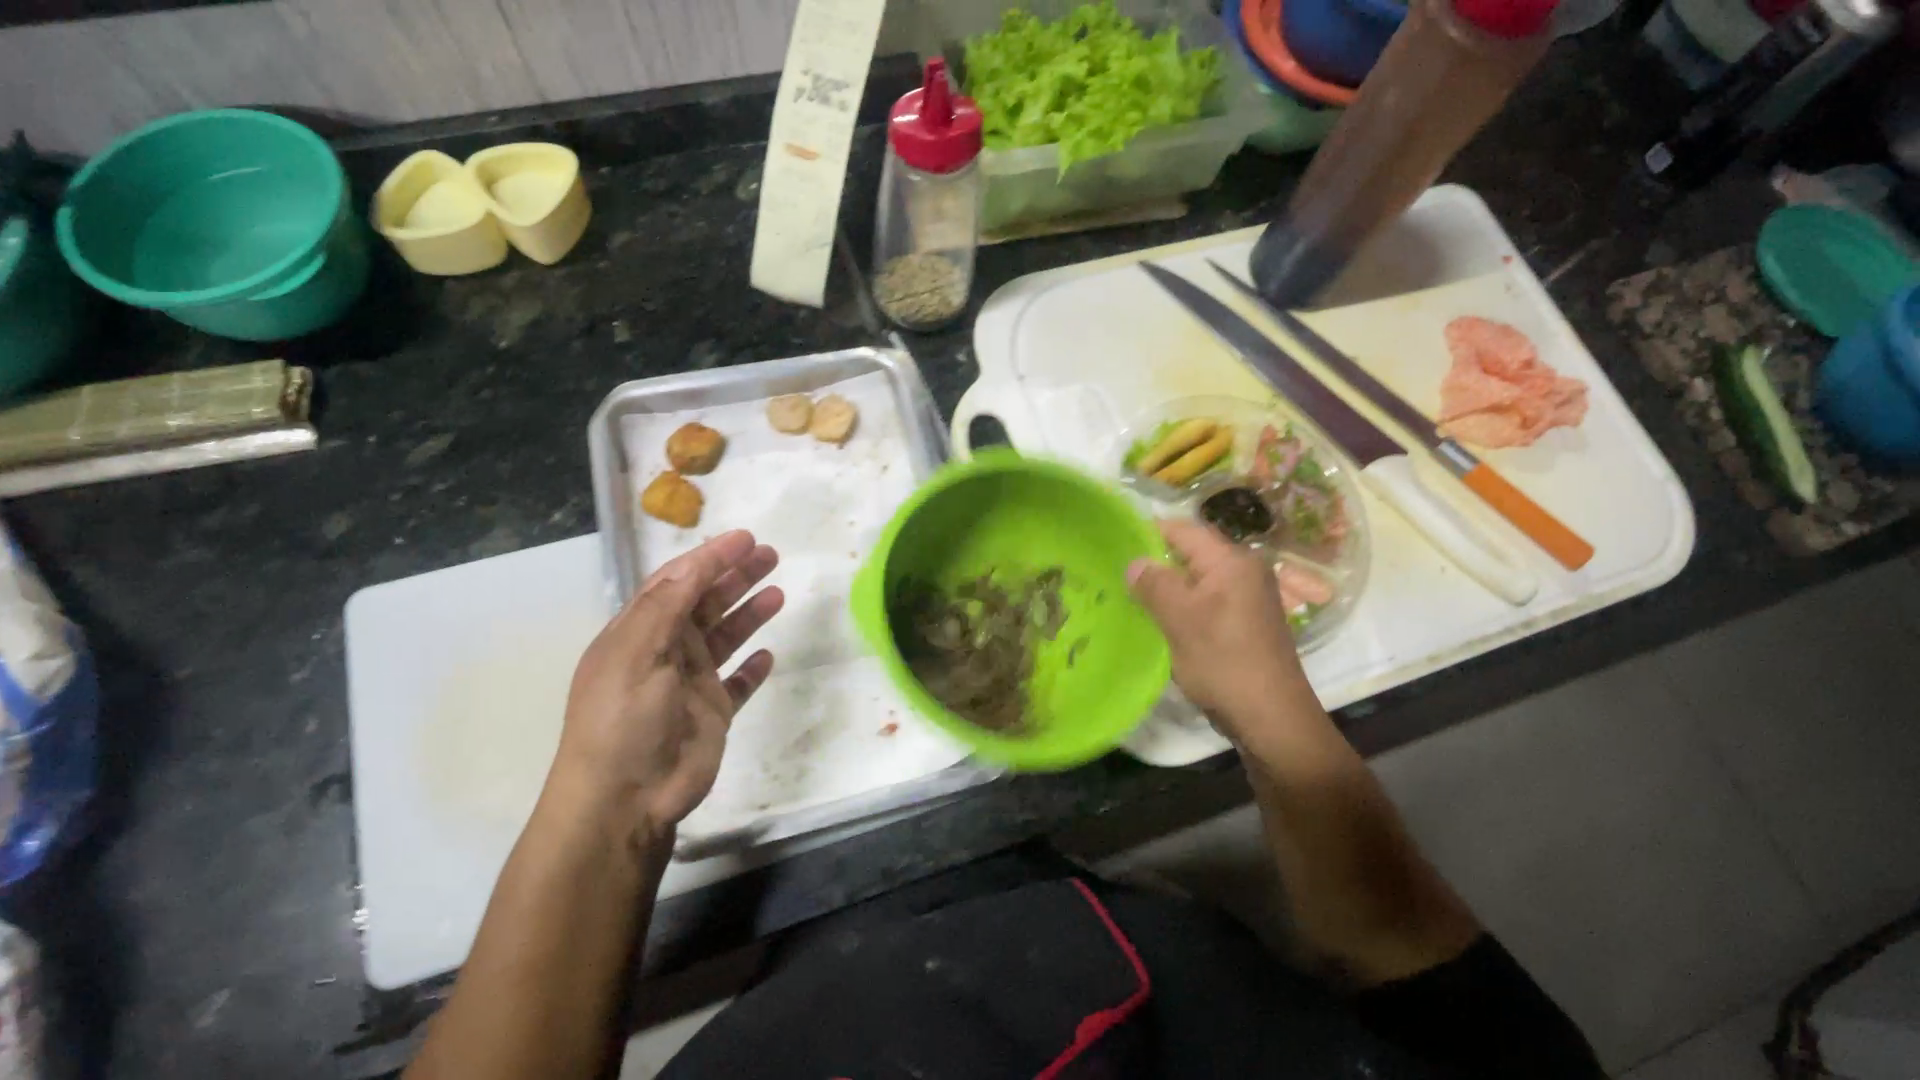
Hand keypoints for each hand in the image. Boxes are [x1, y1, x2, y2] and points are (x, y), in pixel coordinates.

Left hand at [545, 530, 783, 849]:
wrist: (626, 799)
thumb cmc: (623, 721)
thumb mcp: (635, 655)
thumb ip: (665, 608)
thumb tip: (694, 565)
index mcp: (638, 633)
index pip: (676, 582)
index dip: (709, 558)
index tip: (745, 538)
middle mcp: (665, 652)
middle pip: (704, 603)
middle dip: (734, 576)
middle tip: (771, 555)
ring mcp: (690, 684)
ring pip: (725, 637)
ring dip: (748, 612)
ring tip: (778, 592)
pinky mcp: (712, 714)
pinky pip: (737, 682)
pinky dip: (752, 667)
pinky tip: (768, 653)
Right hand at [1127, 521, 1320, 743]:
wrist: (1271, 717)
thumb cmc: (1223, 661)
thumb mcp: (1180, 619)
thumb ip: (1154, 584)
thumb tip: (1135, 562)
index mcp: (1231, 561)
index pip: (1182, 530)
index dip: (1148, 533)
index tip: (1113, 546)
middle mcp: (1245, 571)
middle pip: (1191, 553)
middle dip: (1156, 563)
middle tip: (1117, 577)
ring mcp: (1249, 597)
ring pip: (1198, 580)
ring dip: (1168, 589)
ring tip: (1132, 600)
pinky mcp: (1247, 623)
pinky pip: (1208, 602)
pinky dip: (1185, 607)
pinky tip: (1161, 623)